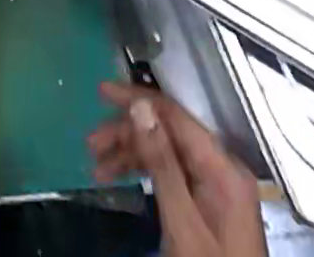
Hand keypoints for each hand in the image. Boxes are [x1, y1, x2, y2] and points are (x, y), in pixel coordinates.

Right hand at [87, 82, 266, 256]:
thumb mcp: (181, 222)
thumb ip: (162, 162)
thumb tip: (140, 107)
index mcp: (222, 167)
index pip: (174, 115)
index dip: (136, 99)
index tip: (102, 92)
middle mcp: (221, 168)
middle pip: (168, 132)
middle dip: (127, 132)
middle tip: (91, 143)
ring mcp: (215, 186)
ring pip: (166, 152)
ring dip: (130, 153)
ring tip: (96, 165)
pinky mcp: (207, 204)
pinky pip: (171, 173)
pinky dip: (143, 171)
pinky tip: (117, 176)